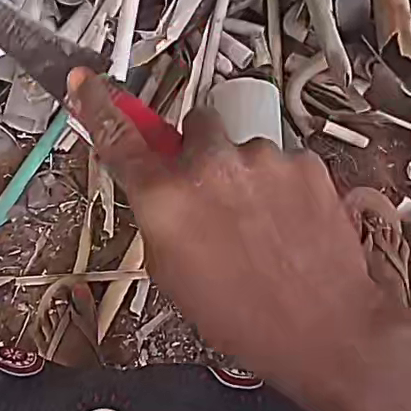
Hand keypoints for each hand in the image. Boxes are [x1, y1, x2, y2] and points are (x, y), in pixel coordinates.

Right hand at [68, 70, 399, 410]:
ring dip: (242, 175)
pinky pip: (279, 161)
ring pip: (240, 148)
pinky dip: (278, 184)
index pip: (119, 137)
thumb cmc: (244, 315)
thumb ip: (157, 216)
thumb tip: (156, 189)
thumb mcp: (171, 273)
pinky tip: (286, 223)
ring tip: (257, 225)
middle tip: (210, 194)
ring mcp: (262, 158)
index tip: (84, 83)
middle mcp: (210, 166)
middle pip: (193, 127)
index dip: (97, 106)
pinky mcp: (304, 162)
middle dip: (197, 151)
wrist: (325, 328)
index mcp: (166, 198)